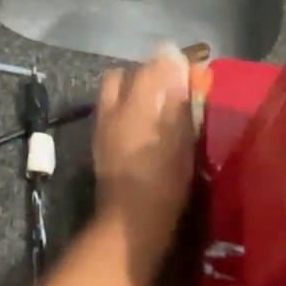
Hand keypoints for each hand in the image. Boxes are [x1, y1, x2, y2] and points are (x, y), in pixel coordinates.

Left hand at [92, 47, 194, 285]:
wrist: (131, 223)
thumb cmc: (163, 183)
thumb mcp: (180, 141)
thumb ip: (177, 100)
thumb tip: (176, 63)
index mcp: (136, 106)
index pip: (149, 67)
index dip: (168, 62)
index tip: (186, 66)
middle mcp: (113, 111)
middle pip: (121, 76)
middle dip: (143, 74)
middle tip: (167, 86)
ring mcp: (102, 129)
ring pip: (112, 94)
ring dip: (131, 92)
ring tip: (155, 107)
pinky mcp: (99, 146)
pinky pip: (110, 114)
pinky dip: (124, 111)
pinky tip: (143, 129)